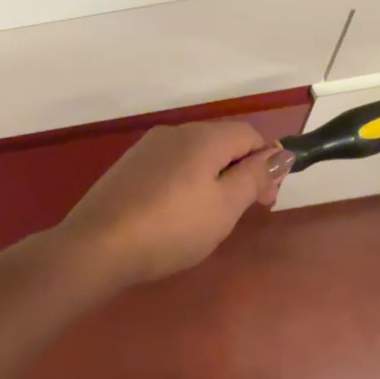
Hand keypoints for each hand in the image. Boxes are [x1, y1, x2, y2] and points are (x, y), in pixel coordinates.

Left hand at [55, 121, 293, 285]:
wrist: (97, 246)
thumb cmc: (171, 228)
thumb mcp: (224, 207)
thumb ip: (254, 177)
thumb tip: (282, 153)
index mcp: (203, 137)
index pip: (249, 135)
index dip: (267, 164)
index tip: (266, 202)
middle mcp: (175, 132)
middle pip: (222, 142)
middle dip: (240, 172)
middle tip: (241, 214)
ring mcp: (147, 148)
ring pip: (195, 155)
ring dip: (213, 179)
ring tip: (209, 218)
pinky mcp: (128, 167)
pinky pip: (171, 166)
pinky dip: (186, 183)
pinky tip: (177, 215)